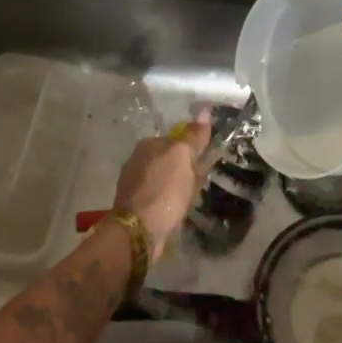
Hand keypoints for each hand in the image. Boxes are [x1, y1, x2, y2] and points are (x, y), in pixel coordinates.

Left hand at [112, 111, 210, 263]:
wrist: (139, 231)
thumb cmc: (163, 189)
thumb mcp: (182, 157)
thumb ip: (193, 136)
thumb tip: (204, 110)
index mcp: (147, 145)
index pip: (176, 139)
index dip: (193, 149)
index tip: (206, 162)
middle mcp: (138, 161)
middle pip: (171, 160)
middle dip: (186, 170)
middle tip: (201, 183)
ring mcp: (135, 185)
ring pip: (166, 180)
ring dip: (180, 187)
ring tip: (192, 199)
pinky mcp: (137, 207)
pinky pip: (161, 198)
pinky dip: (171, 202)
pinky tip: (179, 211)